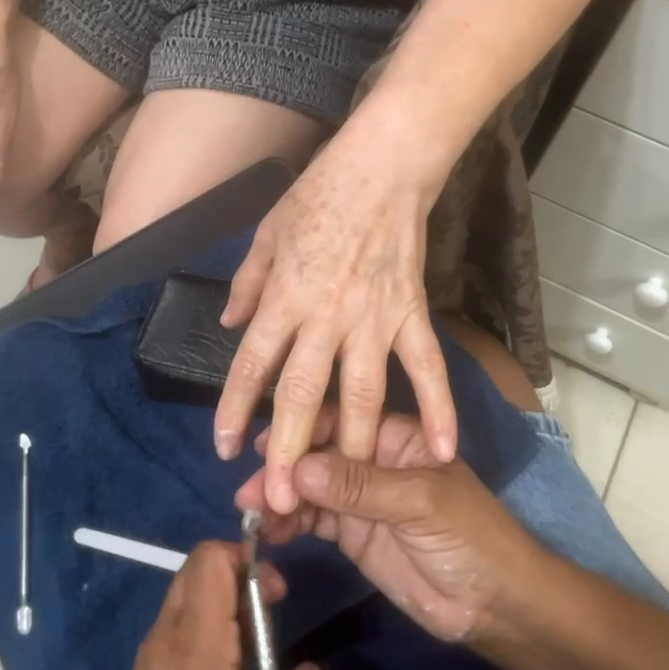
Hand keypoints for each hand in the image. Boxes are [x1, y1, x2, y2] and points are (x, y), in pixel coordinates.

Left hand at [112, 542, 335, 669]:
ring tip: (257, 663)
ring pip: (183, 606)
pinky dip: (205, 638)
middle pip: (194, 576)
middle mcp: (160, 648)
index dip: (249, 560)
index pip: (209, 560)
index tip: (281, 596)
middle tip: (275, 625)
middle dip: (238, 581)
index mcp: (191, 651)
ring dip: (223, 612)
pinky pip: (174, 639)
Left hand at [215, 133, 456, 514]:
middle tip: (277, 500)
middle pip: (301, 392)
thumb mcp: (266, 233)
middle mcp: (325, 316)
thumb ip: (248, 284)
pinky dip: (438, 407)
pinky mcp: (412, 314)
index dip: (234, 408)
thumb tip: (231, 326)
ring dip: (348, 446)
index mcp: (284, 295)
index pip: (254, 362)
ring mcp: (373, 319)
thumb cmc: (318, 195)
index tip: (224, 449)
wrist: (381, 168)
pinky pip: (427, 367)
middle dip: (286, 449)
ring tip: (341, 497)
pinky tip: (444, 450)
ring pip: (360, 394)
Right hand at [236, 414, 535, 643]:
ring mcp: (360, 498)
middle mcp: (372, 459)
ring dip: (280, 499)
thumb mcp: (419, 503)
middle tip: (249, 490)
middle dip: (282, 469)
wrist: (495, 605)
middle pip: (317, 455)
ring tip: (250, 513)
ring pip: (310, 489)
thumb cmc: (471, 537)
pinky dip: (290, 524)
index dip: (302, 430)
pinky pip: (314, 521)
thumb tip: (297, 469)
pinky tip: (269, 532)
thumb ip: (360, 486)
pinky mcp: (352, 534)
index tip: (265, 444)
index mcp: (396, 435)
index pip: (340, 420)